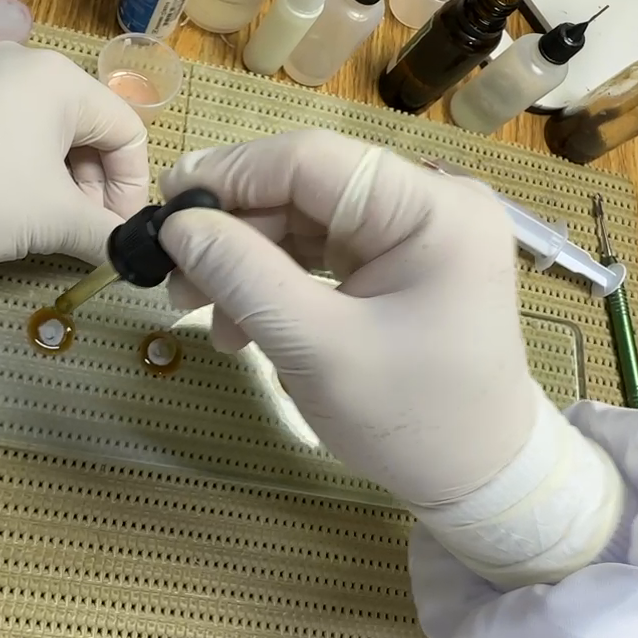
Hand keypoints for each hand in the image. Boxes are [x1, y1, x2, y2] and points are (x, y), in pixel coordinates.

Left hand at [0, 42, 149, 265]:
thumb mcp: (52, 219)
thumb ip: (104, 235)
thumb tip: (129, 253)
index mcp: (61, 79)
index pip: (128, 131)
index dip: (131, 188)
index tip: (114, 231)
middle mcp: (23, 62)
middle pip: (86, 128)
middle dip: (91, 187)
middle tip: (77, 231)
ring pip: (44, 130)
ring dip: (56, 181)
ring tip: (39, 222)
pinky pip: (4, 128)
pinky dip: (18, 166)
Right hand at [156, 129, 542, 507]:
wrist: (472, 476)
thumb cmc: (409, 419)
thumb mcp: (317, 349)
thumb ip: (243, 277)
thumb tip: (176, 224)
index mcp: (430, 209)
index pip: (310, 160)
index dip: (229, 175)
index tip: (164, 205)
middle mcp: (424, 202)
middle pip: (299, 189)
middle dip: (230, 231)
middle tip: (172, 274)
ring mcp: (405, 232)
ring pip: (296, 222)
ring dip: (240, 262)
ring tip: (196, 307)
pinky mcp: (387, 262)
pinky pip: (311, 254)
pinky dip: (267, 283)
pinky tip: (237, 323)